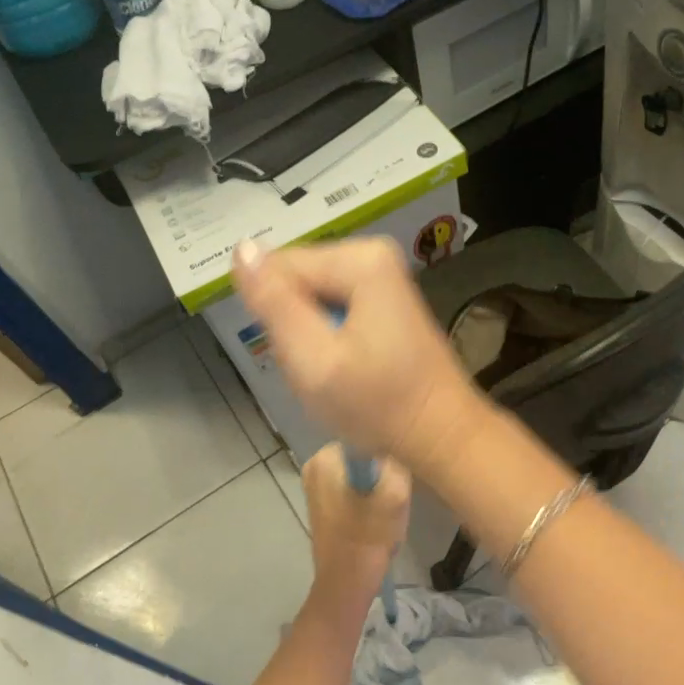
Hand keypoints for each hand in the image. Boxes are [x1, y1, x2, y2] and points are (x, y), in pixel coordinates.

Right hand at [232, 237, 489, 470]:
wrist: (442, 436)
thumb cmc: (380, 405)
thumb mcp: (314, 360)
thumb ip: (274, 304)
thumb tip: (241, 248)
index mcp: (359, 260)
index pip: (278, 269)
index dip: (275, 317)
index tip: (301, 357)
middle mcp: (373, 256)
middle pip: (296, 282)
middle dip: (295, 329)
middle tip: (320, 372)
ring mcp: (383, 278)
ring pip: (311, 301)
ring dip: (311, 342)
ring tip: (336, 375)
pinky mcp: (386, 302)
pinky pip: (334, 313)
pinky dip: (331, 345)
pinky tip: (349, 372)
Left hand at [300, 444, 410, 600]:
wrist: (346, 583)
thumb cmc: (369, 536)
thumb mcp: (396, 492)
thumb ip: (396, 458)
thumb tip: (394, 446)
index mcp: (326, 457)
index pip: (370, 435)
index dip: (390, 453)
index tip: (399, 476)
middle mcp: (314, 464)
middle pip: (365, 452)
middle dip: (383, 470)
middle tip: (395, 495)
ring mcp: (315, 484)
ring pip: (361, 470)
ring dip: (377, 484)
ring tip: (385, 507)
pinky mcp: (322, 501)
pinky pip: (353, 484)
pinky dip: (367, 495)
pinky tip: (375, 515)